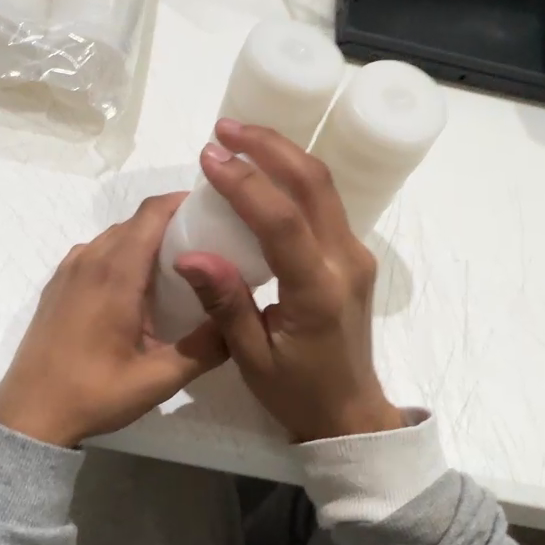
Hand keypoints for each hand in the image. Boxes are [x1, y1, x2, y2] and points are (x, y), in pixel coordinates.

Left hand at [0, 194, 227, 446]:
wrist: (29, 415)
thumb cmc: (93, 394)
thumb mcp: (157, 380)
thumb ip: (204, 348)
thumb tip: (238, 321)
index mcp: (115, 273)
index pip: (153, 212)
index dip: (186, 203)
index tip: (216, 214)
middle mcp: (88, 260)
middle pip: (136, 223)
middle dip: (173, 227)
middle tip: (209, 251)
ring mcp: (67, 271)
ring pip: (114, 238)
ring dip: (146, 244)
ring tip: (178, 273)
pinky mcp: (56, 287)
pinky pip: (95, 256)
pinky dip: (121, 259)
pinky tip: (137, 294)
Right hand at [174, 119, 404, 442]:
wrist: (349, 414)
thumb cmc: (297, 394)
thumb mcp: (252, 359)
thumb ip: (225, 303)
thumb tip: (189, 254)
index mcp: (319, 291)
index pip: (282, 220)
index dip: (245, 183)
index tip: (209, 157)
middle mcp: (346, 262)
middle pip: (313, 184)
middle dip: (269, 147)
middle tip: (223, 129)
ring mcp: (355, 256)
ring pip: (324, 188)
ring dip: (284, 156)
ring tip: (239, 140)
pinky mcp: (352, 258)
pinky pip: (324, 205)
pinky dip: (293, 179)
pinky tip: (265, 174)